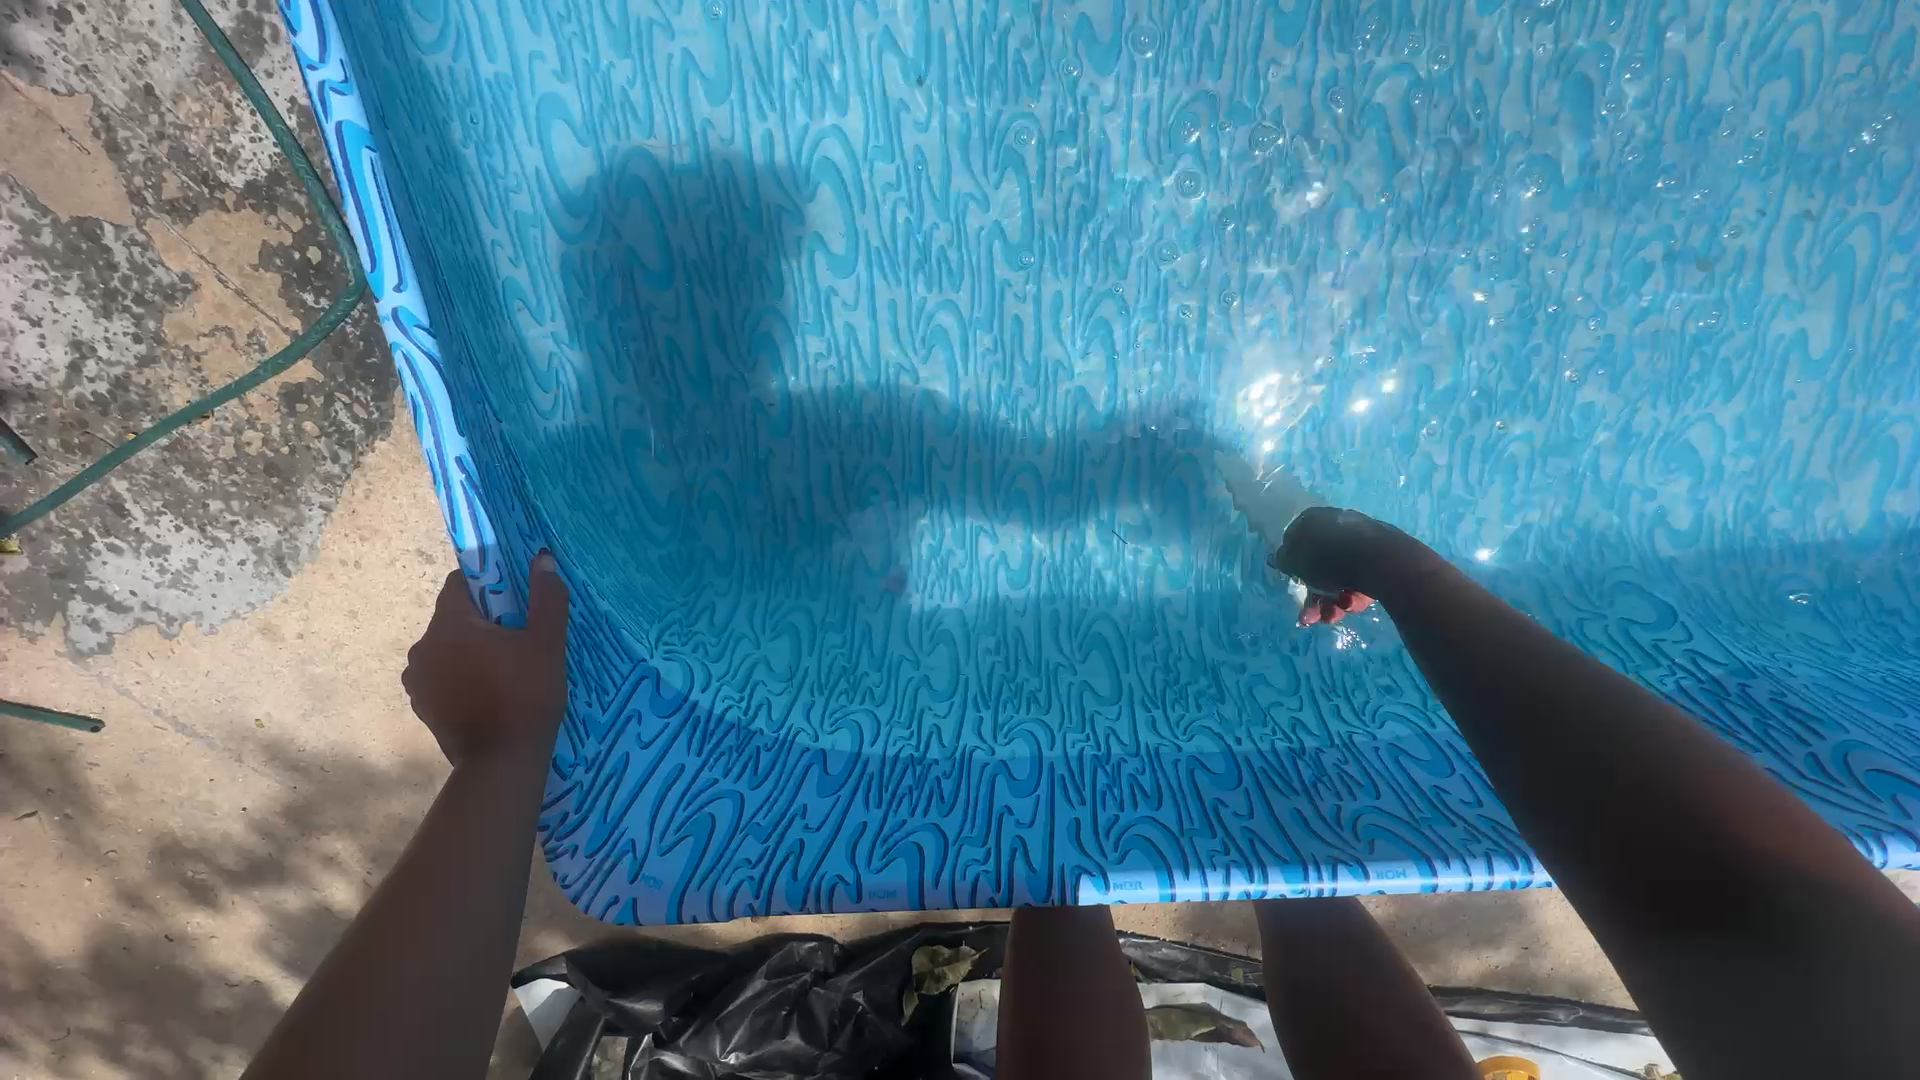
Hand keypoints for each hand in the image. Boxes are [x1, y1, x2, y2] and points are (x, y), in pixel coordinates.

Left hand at [403, 553, 569, 768]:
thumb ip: (546, 596)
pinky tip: (492, 690)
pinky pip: (443, 674)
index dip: (490, 583)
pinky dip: (463, 673)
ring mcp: (417, 679)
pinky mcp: (421, 705)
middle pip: (455, 616)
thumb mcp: (547, 642)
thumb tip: (542, 558)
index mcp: (449, 625)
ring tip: (509, 666)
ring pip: (449, 646)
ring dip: (473, 647)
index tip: (518, 598)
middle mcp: (423, 647)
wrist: (502, 760)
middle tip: (522, 636)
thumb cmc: (528, 694)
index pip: (460, 583)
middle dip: (486, 618)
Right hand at [1270, 507, 1423, 625]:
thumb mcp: (1293, 560)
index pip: (1295, 541)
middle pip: (1319, 564)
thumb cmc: (1328, 558)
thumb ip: (1283, 559)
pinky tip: (1353, 606)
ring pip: (1339, 575)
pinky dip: (1353, 595)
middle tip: (1311, 615)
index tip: (1295, 585)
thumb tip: (1278, 557)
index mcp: (1312, 519)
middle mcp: (1336, 525)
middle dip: (1314, 593)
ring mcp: (1361, 540)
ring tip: (1332, 617)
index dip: (1293, 566)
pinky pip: (1360, 578)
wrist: (1381, 560)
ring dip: (1331, 600)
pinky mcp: (1381, 557)